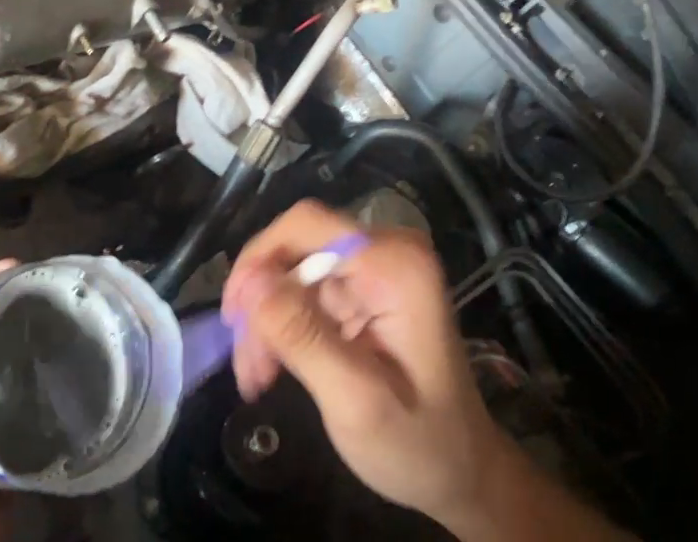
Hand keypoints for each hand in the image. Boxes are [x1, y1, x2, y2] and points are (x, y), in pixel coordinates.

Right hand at [222, 201, 626, 541]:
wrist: (462, 472)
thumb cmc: (419, 444)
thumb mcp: (356, 401)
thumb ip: (302, 336)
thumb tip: (250, 280)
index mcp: (396, 266)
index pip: (307, 225)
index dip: (260, 259)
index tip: (234, 316)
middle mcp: (387, 253)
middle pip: (295, 248)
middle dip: (262, 303)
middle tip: (245, 365)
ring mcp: (376, 270)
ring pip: (292, 272)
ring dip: (267, 322)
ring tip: (257, 379)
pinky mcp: (364, 291)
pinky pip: (305, 292)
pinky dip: (283, 328)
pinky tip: (274, 368)